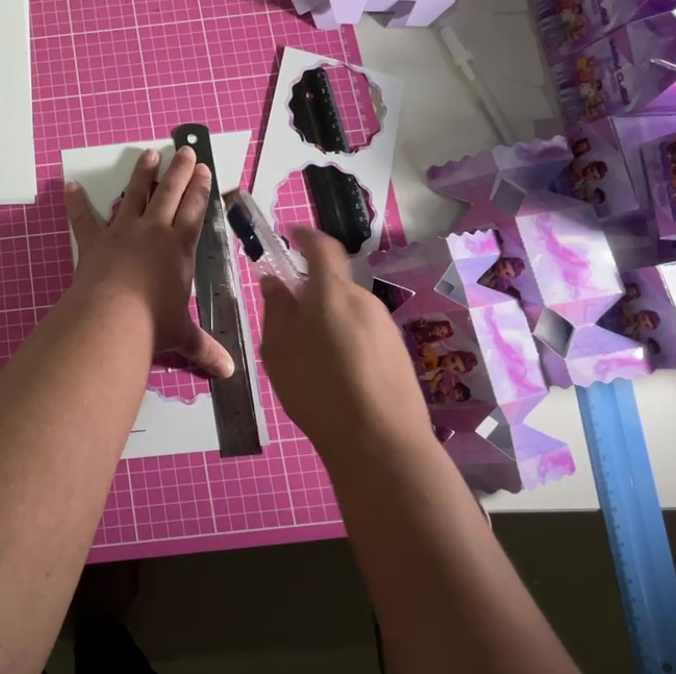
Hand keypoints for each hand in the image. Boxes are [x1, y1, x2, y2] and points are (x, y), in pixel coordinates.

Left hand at [64, 147, 234, 377]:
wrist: (111, 320)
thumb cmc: (153, 325)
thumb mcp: (183, 337)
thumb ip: (205, 349)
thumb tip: (229, 372)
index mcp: (180, 248)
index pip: (195, 211)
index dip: (201, 189)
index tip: (205, 170)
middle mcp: (153, 232)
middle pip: (170, 193)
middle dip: (179, 171)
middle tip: (185, 151)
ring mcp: (121, 232)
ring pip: (134, 195)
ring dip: (142, 174)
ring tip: (148, 155)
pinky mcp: (93, 241)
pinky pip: (83, 218)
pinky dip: (75, 202)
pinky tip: (69, 184)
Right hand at [260, 228, 433, 458]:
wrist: (381, 441)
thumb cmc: (317, 388)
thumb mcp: (278, 348)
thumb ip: (276, 309)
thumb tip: (275, 281)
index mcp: (331, 291)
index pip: (322, 247)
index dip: (306, 236)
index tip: (291, 233)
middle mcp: (364, 301)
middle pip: (334, 284)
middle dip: (312, 293)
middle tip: (289, 322)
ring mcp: (386, 327)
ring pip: (349, 312)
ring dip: (330, 321)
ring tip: (311, 359)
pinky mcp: (400, 354)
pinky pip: (365, 335)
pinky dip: (348, 342)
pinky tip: (338, 377)